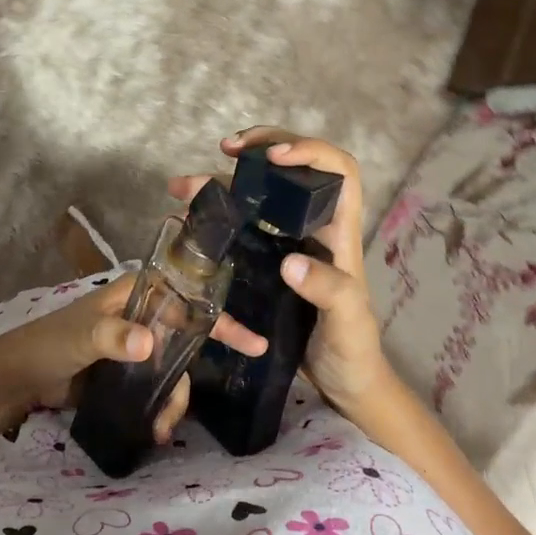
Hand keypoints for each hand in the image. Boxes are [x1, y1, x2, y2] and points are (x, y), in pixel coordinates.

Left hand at [0, 273, 267, 442]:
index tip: (252, 343)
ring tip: (162, 430)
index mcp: (134, 295)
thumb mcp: (80, 337)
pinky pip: (157, 388)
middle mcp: (141, 317)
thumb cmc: (48, 344)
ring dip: (175, 400)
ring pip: (173, 370)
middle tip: (191, 409)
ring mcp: (134, 347)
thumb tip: (149, 343)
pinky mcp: (127, 374)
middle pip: (186, 339)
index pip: (185, 298)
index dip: (219, 317)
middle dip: (196, 371)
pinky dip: (163, 407)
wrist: (18, 378)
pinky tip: (157, 429)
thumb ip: (111, 336)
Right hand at [169, 127, 396, 416]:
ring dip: (219, 181)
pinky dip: (209, 213)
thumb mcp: (347, 323)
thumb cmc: (353, 350)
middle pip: (289, 170)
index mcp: (338, 232)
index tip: (273, 158)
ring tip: (182, 186)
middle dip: (257, 149)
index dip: (310, 151)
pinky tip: (185, 215)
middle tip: (225, 149)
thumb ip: (328, 291)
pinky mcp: (259, 260)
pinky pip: (234, 225)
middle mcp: (310, 227)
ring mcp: (282, 241)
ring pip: (254, 196)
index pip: (338, 171)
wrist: (341, 385)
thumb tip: (290, 262)